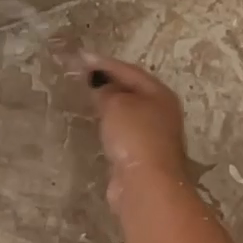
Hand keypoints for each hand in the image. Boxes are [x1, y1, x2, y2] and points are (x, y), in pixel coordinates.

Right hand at [85, 54, 189, 207]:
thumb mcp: (116, 104)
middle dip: (109, 82)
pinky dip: (110, 125)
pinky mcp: (141, 156)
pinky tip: (97, 125)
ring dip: (110, 104)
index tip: (81, 58)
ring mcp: (152, 136)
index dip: (105, 64)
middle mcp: (161, 112)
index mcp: (159, 94)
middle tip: (83, 75)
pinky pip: (123, 132)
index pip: (130, 71)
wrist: (145, 184)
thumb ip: (106, 90)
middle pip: (132, 91)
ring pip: (128, 113)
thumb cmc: (135, 136)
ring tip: (88, 97)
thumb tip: (100, 85)